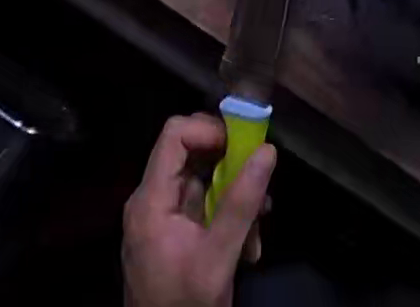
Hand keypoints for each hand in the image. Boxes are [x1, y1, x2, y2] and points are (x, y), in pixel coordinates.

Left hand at [123, 113, 276, 306]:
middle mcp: (153, 198)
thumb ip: (241, 203)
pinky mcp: (178, 226)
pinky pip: (210, 195)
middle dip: (231, 157)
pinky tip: (249, 239)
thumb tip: (268, 148)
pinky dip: (233, 206)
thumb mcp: (218, 258)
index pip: (175, 134)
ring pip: (207, 170)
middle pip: (193, 145)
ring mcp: (165, 212)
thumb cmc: (184, 305)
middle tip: (257, 173)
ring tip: (258, 220)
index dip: (210, 129)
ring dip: (238, 187)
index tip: (241, 147)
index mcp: (151, 201)